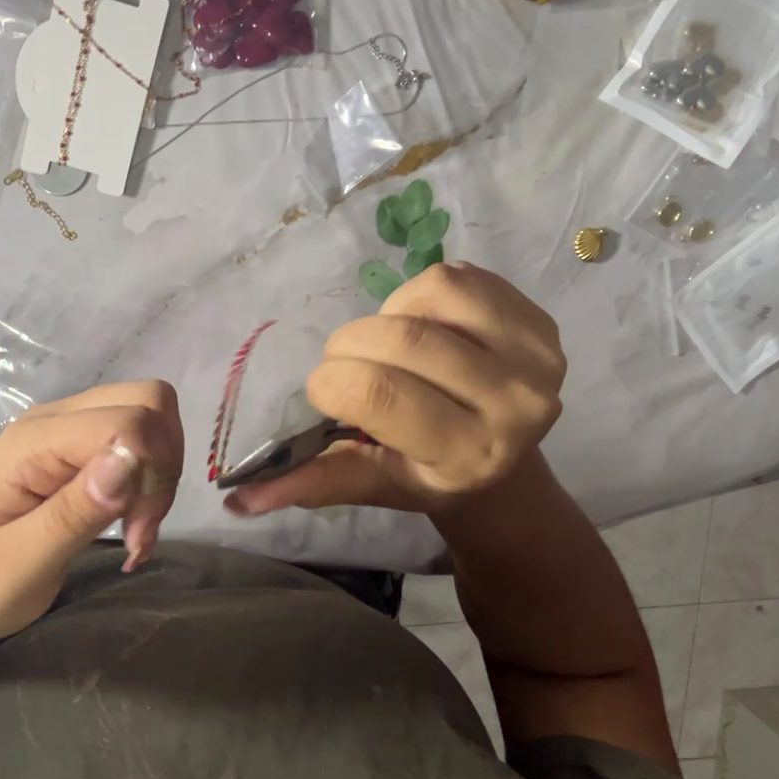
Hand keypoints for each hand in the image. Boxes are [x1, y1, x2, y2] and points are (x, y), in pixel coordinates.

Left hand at [0, 380, 181, 640]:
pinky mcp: (86, 448)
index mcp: (33, 441)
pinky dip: (153, 482)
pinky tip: (134, 526)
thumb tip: (131, 457)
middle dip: (162, 467)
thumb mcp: (21, 562)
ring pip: (152, 419)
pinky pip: (143, 442)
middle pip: (146, 402)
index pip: (125, 419)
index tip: (136, 534)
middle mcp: (55, 420)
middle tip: (141, 529)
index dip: (149, 471)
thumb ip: (74, 511)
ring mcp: (71, 430)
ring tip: (136, 535)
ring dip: (160, 478)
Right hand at [223, 262, 563, 516]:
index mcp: (468, 454)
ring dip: (390, 314)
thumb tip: (238, 501)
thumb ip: (312, 482)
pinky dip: (421, 294)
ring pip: (430, 294)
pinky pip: (458, 277)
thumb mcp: (373, 481)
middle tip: (347, 363)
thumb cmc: (427, 473)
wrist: (502, 458)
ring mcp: (537, 357)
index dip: (332, 381)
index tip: (325, 391)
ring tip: (390, 344)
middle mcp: (517, 406)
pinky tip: (422, 326)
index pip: (379, 394)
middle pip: (404, 340)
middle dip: (351, 344)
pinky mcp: (540, 320)